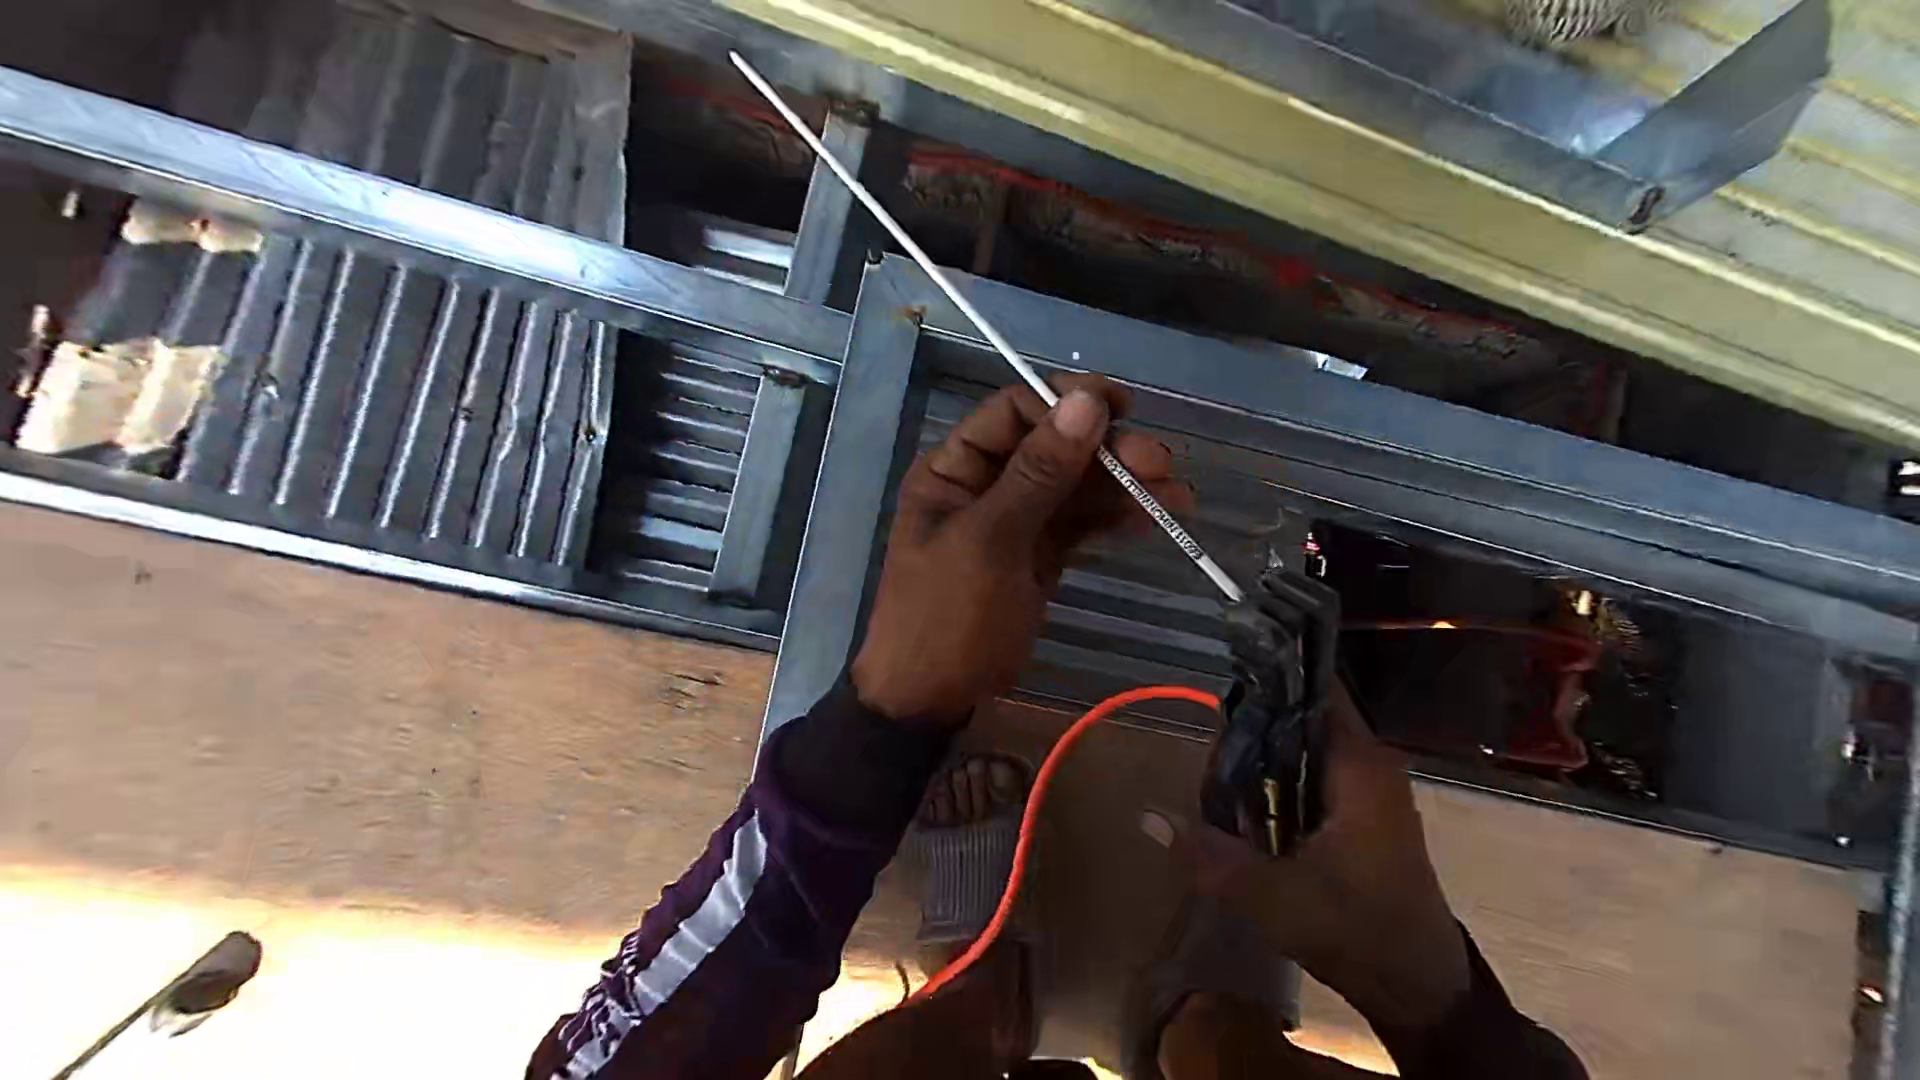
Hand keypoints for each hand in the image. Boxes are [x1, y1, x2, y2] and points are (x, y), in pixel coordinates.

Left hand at [850, 374, 1190, 722]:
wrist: (933, 698)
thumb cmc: (947, 615)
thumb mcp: (989, 540)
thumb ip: (1038, 473)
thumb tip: (1085, 402)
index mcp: (954, 470)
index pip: (1013, 414)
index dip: (1064, 404)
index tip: (1121, 409)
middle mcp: (986, 486)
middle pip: (1053, 448)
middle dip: (1107, 451)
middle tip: (1160, 463)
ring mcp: (1016, 521)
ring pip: (1074, 487)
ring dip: (1123, 486)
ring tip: (1177, 496)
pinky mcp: (1040, 554)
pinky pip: (1080, 524)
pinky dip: (1114, 518)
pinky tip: (1154, 518)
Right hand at [1202, 685, 1469, 1036]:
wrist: (1421, 992)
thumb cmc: (1359, 932)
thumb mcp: (1276, 898)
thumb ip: (1211, 855)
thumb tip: (1148, 815)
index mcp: (1358, 766)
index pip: (1314, 689)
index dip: (1270, 675)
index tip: (1224, 675)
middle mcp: (1364, 765)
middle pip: (1295, 717)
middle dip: (1248, 729)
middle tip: (1210, 755)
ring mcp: (1361, 788)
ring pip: (1295, 747)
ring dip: (1256, 758)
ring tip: (1217, 780)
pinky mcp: (1353, 812)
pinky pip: (1302, 774)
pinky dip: (1270, 780)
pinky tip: (1241, 803)